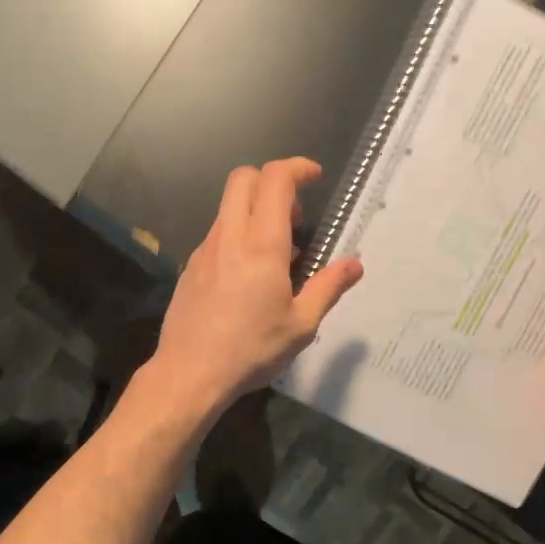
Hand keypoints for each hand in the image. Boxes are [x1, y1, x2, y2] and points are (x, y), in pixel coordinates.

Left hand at [140, 158, 363, 414]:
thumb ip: (328, 288)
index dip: (297, 168)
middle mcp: (229, 237)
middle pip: (243, 179)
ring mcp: (203, 252)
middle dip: (271, 182)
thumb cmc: (251, 351)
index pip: (276, 179)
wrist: (189, 374)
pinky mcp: (189, 271)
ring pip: (227, 210)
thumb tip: (355, 264)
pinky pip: (215, 238)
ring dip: (254, 214)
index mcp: (262, 244)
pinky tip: (246, 279)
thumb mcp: (301, 326)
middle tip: (294, 218)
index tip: (314, 178)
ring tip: (275, 256)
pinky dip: (235, 239)